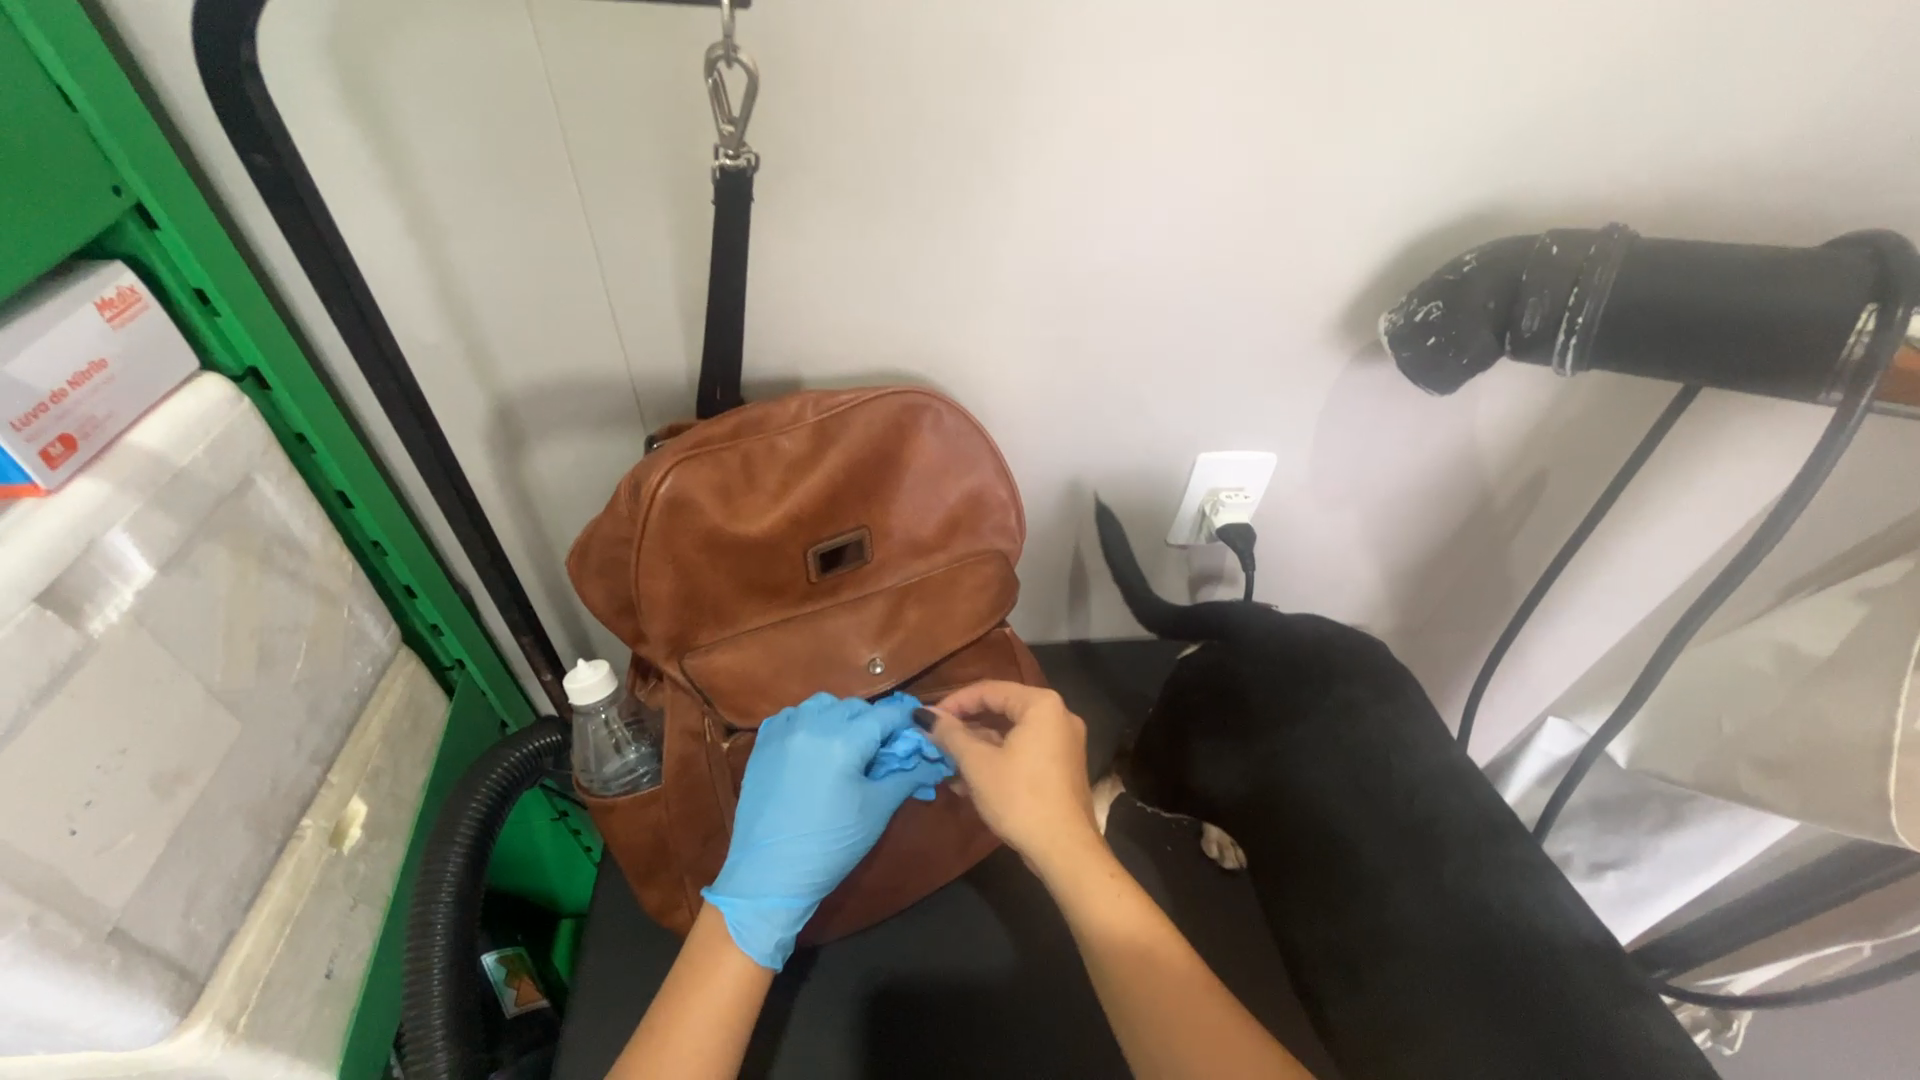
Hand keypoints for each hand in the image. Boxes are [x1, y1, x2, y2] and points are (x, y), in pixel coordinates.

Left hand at [703, 693, 951, 969]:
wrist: (770, 874)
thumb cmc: (831, 845)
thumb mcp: (877, 810)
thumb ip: (907, 776)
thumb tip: (933, 760)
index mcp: (844, 741)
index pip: (886, 714)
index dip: (906, 720)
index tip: (917, 730)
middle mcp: (813, 724)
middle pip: (855, 707)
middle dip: (873, 722)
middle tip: (880, 751)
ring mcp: (784, 731)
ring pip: (822, 704)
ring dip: (840, 717)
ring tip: (844, 747)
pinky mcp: (763, 742)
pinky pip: (793, 715)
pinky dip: (809, 722)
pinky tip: (813, 748)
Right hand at [921, 681, 1099, 876]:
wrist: (1064, 849)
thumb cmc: (1019, 797)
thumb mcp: (977, 764)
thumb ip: (950, 734)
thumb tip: (923, 715)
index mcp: (1041, 704)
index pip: (989, 690)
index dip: (954, 703)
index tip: (928, 720)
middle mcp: (1058, 716)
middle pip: (1001, 710)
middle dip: (965, 727)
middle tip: (935, 740)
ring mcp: (1063, 743)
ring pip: (1011, 734)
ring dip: (978, 746)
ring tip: (946, 762)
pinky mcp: (1061, 767)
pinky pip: (1023, 752)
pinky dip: (997, 760)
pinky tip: (968, 781)